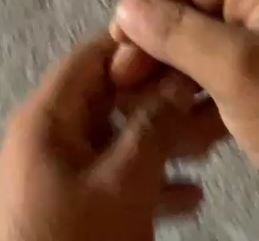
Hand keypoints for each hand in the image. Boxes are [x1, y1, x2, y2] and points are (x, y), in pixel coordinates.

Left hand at [0, 36, 225, 240]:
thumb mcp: (122, 183)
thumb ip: (153, 126)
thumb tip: (179, 75)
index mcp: (47, 114)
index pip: (94, 55)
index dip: (140, 48)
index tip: (188, 50)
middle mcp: (47, 135)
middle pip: (109, 99)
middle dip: (161, 102)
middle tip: (211, 103)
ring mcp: (55, 174)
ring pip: (116, 142)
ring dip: (162, 144)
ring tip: (211, 146)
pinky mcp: (65, 210)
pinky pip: (110, 179)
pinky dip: (147, 181)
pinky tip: (191, 196)